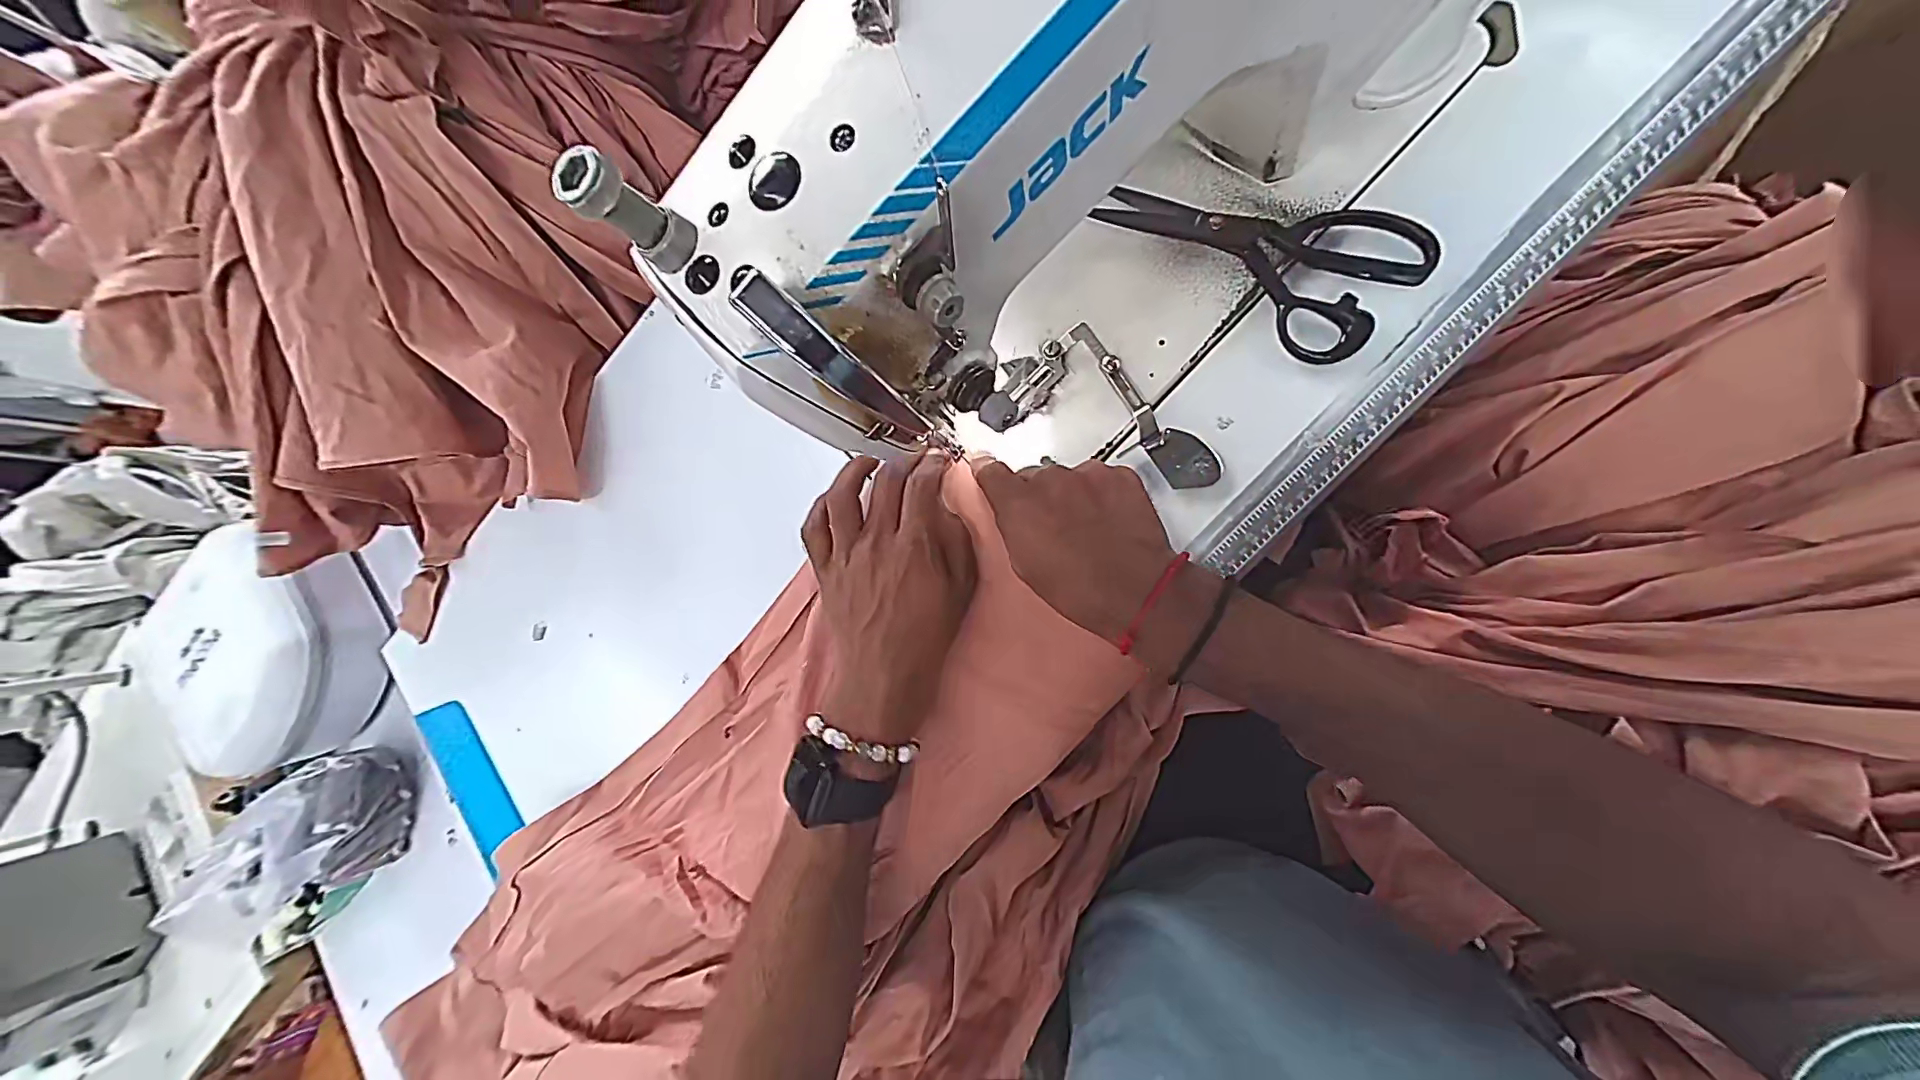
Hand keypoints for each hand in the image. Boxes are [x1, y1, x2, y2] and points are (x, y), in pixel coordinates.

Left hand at [803, 453, 976, 746]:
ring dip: (856, 469)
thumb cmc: (925, 641)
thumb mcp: (961, 591)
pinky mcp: (825, 570)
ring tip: (870, 463)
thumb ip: (958, 544)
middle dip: (904, 460)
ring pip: (841, 494)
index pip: (921, 485)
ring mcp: (846, 555)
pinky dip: (821, 505)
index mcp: (914, 548)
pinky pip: (814, 527)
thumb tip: (947, 510)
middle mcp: (876, 544)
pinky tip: (835, 498)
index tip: (941, 460)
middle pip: (886, 481)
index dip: (933, 463)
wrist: (883, 677)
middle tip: (916, 459)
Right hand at [974, 459, 1215, 677]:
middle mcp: (1050, 481)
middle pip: (1035, 476)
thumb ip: (1011, 527)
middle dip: (1041, 497)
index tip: (989, 471)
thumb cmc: (1081, 589)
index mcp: (1018, 504)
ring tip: (1086, 528)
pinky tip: (1107, 521)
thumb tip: (1009, 515)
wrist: (1135, 591)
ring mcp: (1087, 475)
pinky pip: (1103, 478)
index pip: (991, 471)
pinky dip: (1103, 494)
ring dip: (1073, 495)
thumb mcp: (1025, 565)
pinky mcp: (1120, 477)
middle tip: (1055, 525)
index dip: (990, 473)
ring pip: (1070, 476)